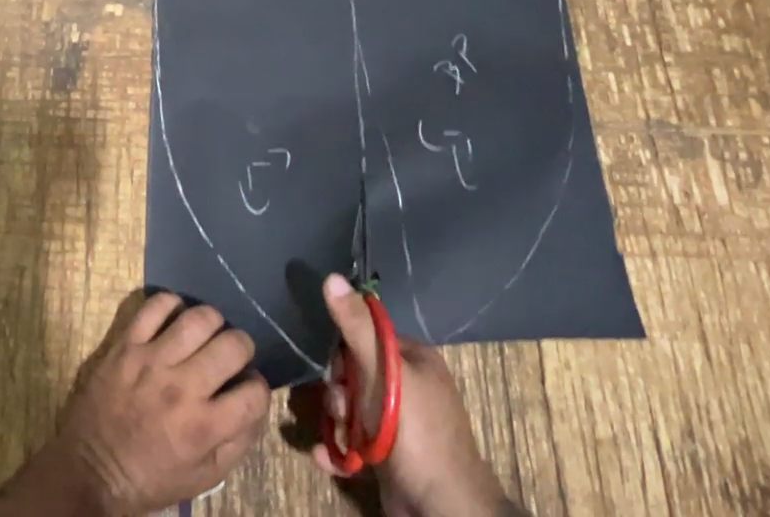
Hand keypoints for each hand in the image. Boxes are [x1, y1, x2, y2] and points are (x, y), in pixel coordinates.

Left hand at [4, 292, 270, 515]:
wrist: (92, 469)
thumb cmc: (152, 476)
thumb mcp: (205, 476)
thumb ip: (240, 439)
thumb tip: (255, 398)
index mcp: (204, 427)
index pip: (255, 390)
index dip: (258, 387)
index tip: (247, 387)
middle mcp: (182, 388)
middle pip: (233, 344)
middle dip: (242, 348)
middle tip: (231, 355)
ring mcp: (151, 361)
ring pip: (199, 318)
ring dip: (213, 322)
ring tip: (207, 334)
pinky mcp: (126, 345)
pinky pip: (155, 306)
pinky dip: (172, 305)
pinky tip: (175, 319)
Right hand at [306, 274, 515, 516]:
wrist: (442, 508)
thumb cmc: (415, 430)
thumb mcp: (383, 371)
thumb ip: (356, 326)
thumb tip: (331, 276)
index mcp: (413, 360)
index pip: (366, 335)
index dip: (345, 351)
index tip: (337, 369)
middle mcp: (408, 387)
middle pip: (353, 374)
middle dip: (338, 393)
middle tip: (343, 410)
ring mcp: (398, 424)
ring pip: (349, 409)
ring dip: (336, 422)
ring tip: (342, 438)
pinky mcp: (387, 455)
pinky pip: (352, 442)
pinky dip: (338, 449)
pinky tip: (327, 457)